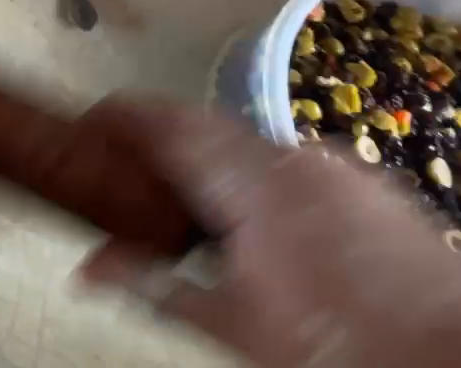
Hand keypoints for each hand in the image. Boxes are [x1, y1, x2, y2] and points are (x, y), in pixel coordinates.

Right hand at [77, 97, 460, 367]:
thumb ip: (152, 285)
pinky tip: (263, 223)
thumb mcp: (234, 327)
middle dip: (159, 141)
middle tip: (127, 172)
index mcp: (253, 182)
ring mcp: (343, 170)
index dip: (115, 116)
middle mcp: (295, 157)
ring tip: (194, 203)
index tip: (82, 128)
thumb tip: (82, 270)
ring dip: (211, 159)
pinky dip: (261, 175)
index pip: (163, 121)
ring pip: (251, 142)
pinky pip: (297, 163)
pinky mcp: (379, 189)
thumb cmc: (341, 354)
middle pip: (203, 125)